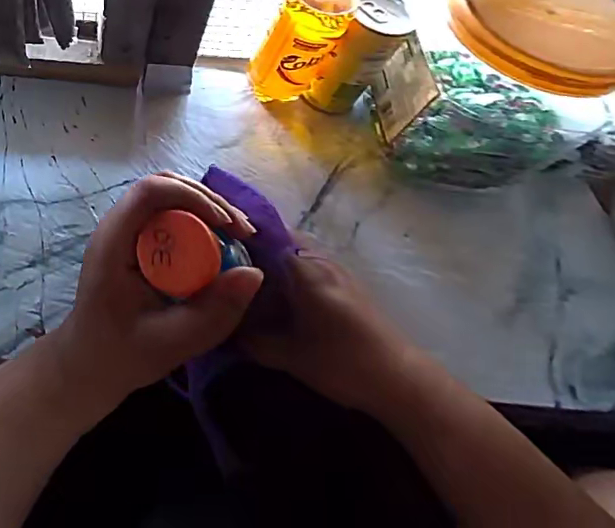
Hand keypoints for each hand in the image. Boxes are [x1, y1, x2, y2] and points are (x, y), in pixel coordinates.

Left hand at [47, 172, 262, 403]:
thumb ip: (212, 313)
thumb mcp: (171, 344)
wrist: (89, 364)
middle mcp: (116, 225)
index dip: (192, 197)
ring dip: (205, 205)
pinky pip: (168, 212)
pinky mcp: (135, 237)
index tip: (225, 226)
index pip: (150, 192)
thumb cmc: (121, 355)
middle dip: (207, 200)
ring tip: (238, 233)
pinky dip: (197, 218)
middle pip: (163, 185)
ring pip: (168, 195)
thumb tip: (254, 272)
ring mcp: (124, 228)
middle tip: (243, 231)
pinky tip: (220, 240)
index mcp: (113, 242)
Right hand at [240, 236, 417, 412]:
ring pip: (292, 251)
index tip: (213, 244)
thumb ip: (253, 341)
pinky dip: (288, 271)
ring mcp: (334, 268)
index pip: (261, 234)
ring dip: (271, 260)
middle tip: (225, 264)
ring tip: (246, 280)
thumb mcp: (289, 356)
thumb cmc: (342, 362)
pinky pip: (306, 264)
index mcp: (302, 266)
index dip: (236, 236)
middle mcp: (318, 257)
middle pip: (276, 238)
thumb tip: (223, 330)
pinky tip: (278, 296)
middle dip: (251, 248)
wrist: (401, 380)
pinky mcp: (344, 283)